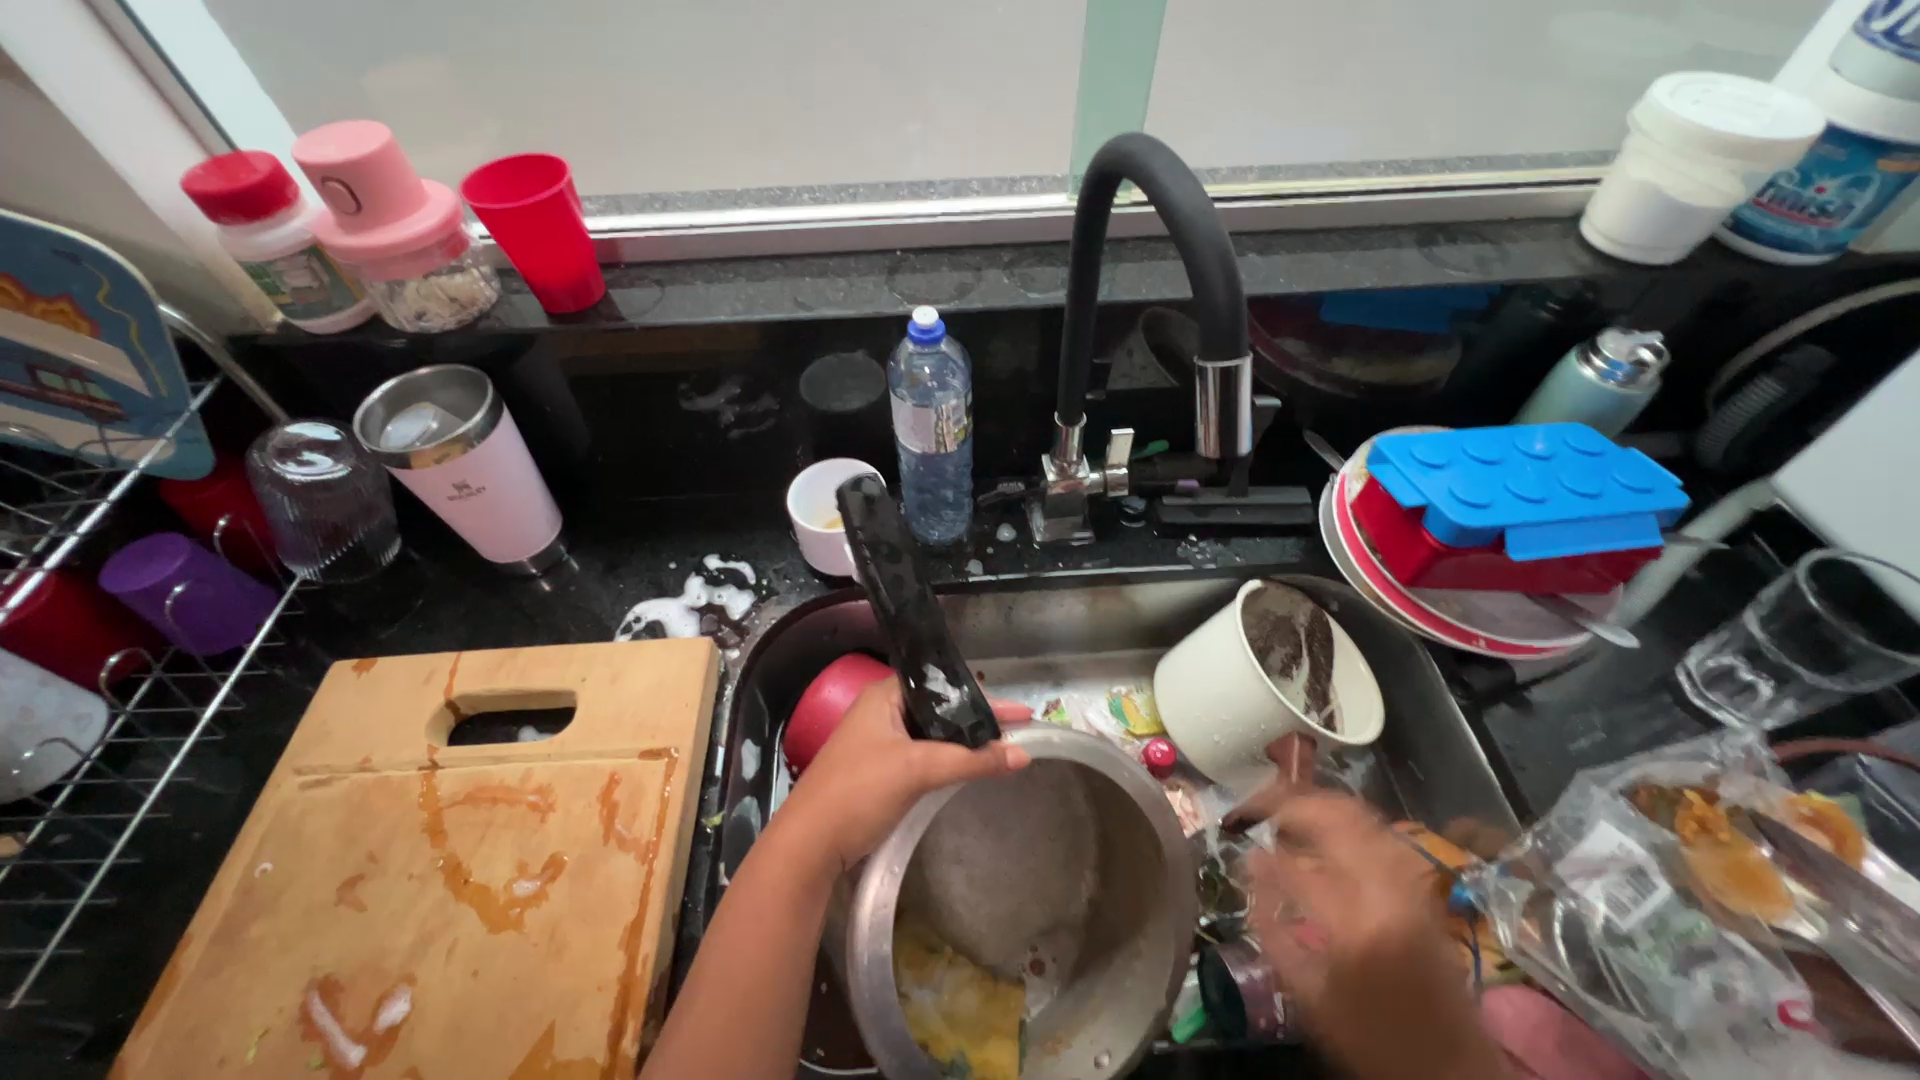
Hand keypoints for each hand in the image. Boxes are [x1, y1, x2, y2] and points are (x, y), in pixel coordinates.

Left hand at [777, 677, 1030, 873]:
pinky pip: (925, 756)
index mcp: (884, 695)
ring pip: (934, 735)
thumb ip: (971, 760)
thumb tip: (1023, 754)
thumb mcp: (917, 770)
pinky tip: (973, 768)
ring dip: (965, 741)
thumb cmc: (858, 792)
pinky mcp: (881, 771)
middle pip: (941, 709)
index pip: (943, 686)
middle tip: (1020, 729)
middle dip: (979, 719)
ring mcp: (880, 742)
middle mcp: (882, 711)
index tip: (1023, 713)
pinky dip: (950, 760)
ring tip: (1005, 747)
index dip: (983, 698)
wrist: (809, 845)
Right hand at [1243, 793, 1507, 1079]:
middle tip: (1260, 803)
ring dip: (1322, 805)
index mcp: (1354, 924)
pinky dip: (1351, 822)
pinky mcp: (1425, 891)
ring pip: (1365, 818)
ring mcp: (1412, 887)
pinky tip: (1329, 830)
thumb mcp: (1308, 993)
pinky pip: (1383, 835)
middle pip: (1337, 817)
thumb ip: (1272, 928)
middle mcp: (1388, 893)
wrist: (1450, 1068)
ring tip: (1289, 809)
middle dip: (1291, 800)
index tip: (1238, 839)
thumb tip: (1251, 870)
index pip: (1295, 864)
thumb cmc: (1370, 1037)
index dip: (1261, 846)